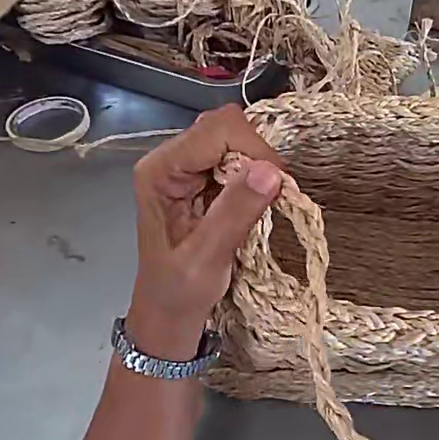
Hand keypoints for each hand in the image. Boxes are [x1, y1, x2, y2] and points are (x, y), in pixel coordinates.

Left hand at [128, 105, 283, 359]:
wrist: (167, 314)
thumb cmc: (179, 292)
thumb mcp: (207, 258)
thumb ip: (234, 212)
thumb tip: (272, 171)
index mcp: (160, 170)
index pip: (216, 130)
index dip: (254, 150)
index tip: (277, 186)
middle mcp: (170, 159)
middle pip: (225, 126)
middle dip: (257, 155)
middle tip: (272, 194)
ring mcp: (185, 166)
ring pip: (234, 137)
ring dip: (258, 164)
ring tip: (263, 200)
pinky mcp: (202, 176)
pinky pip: (237, 156)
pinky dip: (255, 173)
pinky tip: (255, 201)